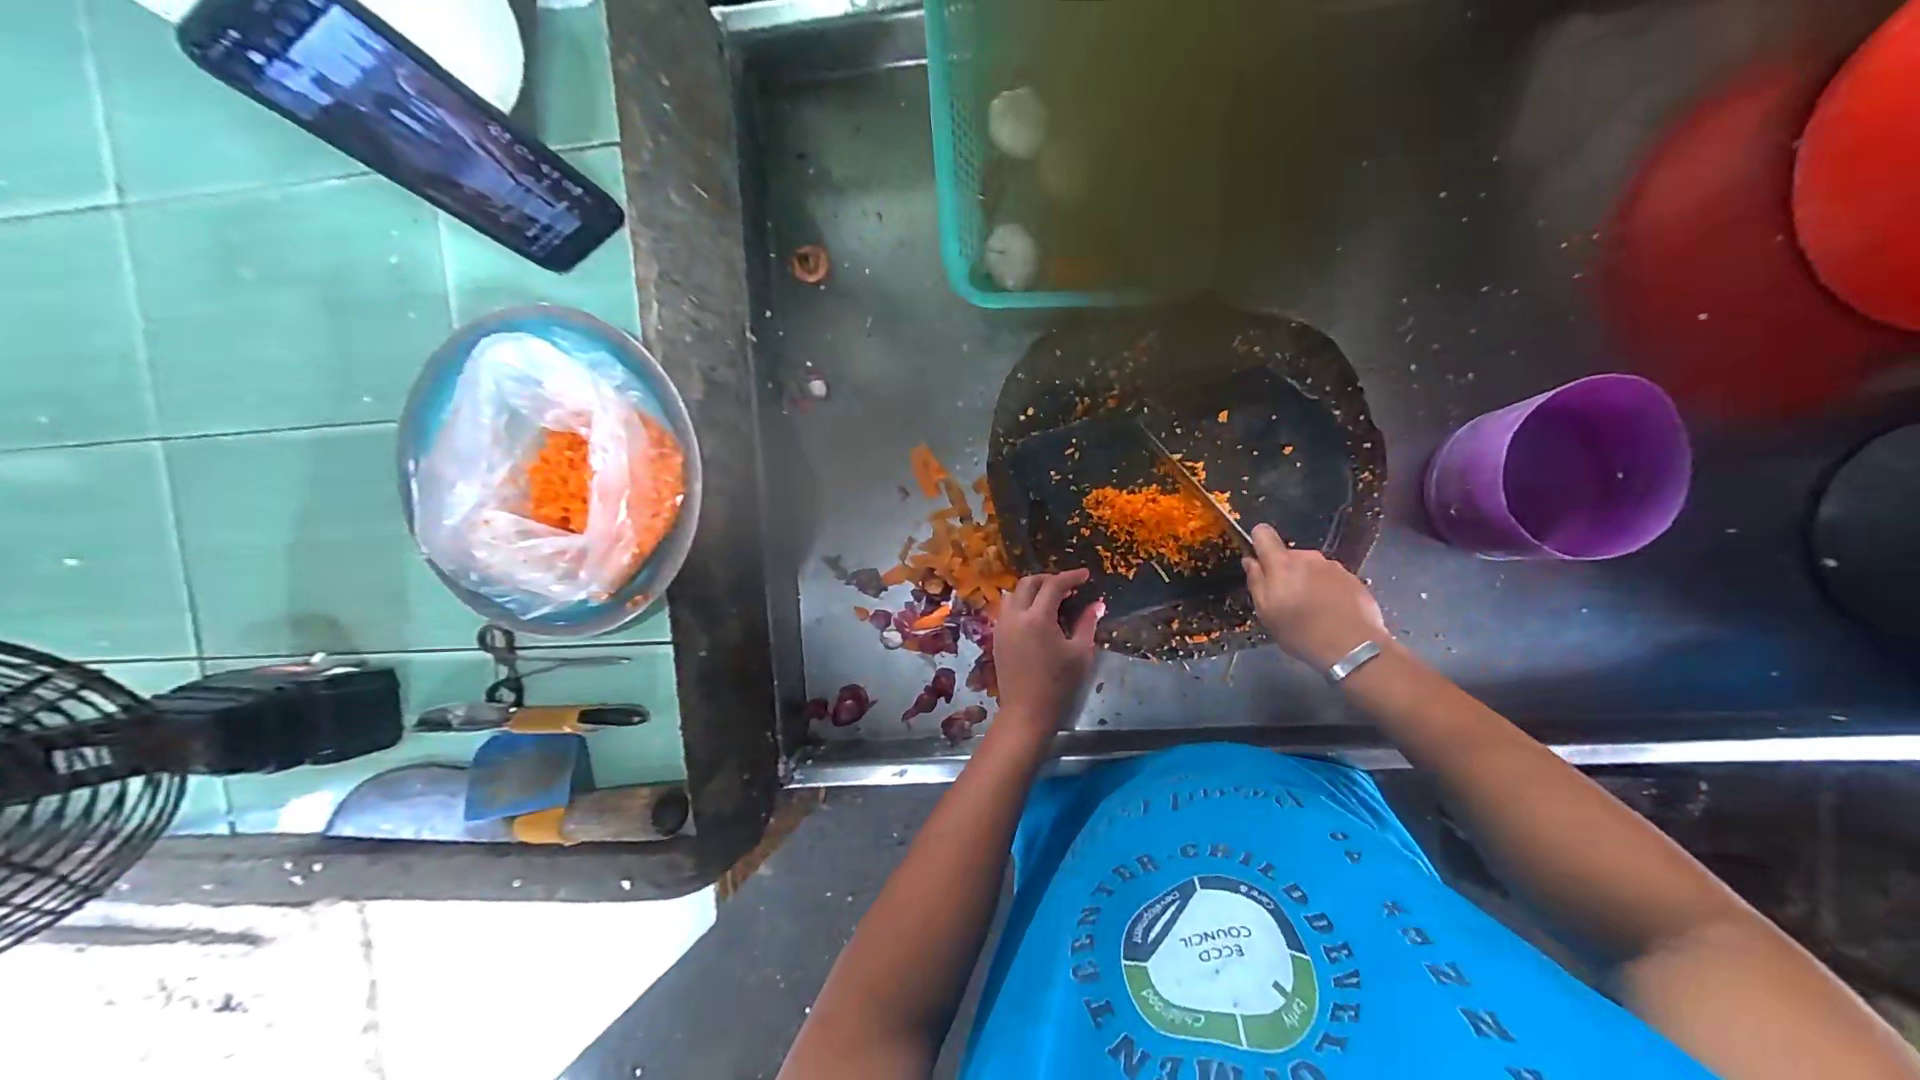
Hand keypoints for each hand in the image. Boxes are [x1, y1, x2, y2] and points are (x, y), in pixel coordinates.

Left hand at [993, 568, 1103, 728]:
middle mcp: (1015, 616)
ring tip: (1052, 599)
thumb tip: (1096, 604)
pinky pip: (1007, 609)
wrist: (1026, 711)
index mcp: (1037, 618)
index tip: (1085, 575)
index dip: (1070, 577)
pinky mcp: (997, 637)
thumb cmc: (1058, 684)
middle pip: (1028, 583)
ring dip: (1032, 590)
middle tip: (1068, 586)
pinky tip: (1037, 615)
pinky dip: (1022, 603)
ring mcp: (1002, 626)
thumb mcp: (1080, 653)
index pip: (1053, 585)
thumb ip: (1087, 623)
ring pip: (1013, 594)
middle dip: (1048, 579)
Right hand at [1243, 523, 1387, 668]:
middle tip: (1287, 600)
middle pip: (1289, 556)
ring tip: (1312, 609)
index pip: (1263, 533)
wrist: (1353, 646)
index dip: (1258, 542)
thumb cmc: (1301, 631)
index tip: (1259, 561)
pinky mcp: (1354, 579)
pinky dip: (1327, 590)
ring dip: (1307, 581)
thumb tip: (1250, 561)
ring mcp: (1334, 567)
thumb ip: (1256, 582)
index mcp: (1282, 563)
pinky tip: (1331, 612)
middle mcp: (1308, 557)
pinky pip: (1332, 578)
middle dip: (1285, 572)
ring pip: (1311, 568)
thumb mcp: (1266, 613)